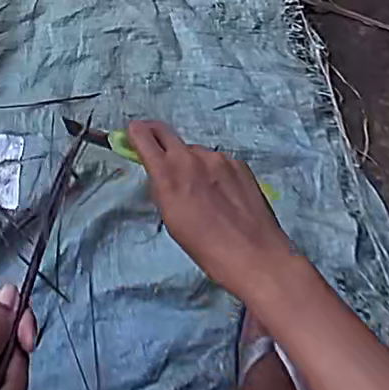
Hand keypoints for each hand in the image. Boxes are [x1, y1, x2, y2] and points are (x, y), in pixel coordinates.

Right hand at [127, 120, 298, 302]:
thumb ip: (162, 187)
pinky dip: (213, 171)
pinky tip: (223, 194)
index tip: (132, 134)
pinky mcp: (239, 164)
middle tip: (155, 147)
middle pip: (165, 132)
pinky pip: (217, 161)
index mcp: (168, 173)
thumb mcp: (171, 219)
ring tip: (203, 190)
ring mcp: (217, 158)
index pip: (143, 136)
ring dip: (191, 162)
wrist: (256, 257)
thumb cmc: (206, 247)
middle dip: (155, 136)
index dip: (135, 133)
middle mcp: (191, 157)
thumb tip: (159, 171)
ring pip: (194, 151)